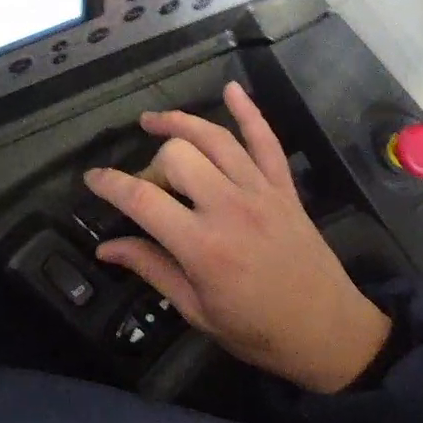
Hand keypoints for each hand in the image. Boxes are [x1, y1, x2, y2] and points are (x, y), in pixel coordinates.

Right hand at [85, 82, 392, 392]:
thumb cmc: (257, 332)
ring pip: (214, 138)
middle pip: (177, 156)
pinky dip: (249, 111)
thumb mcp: (196, 311)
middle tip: (150, 190)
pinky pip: (266, 140)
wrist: (330, 334)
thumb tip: (105, 248)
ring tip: (153, 121)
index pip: (142, 199)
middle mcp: (230, 209)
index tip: (92, 178)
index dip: (110, 184)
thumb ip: (151, 269)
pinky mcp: (284, 189)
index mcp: (203, 247)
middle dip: (152, 166)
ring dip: (180, 123)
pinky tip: (231, 88)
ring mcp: (261, 193)